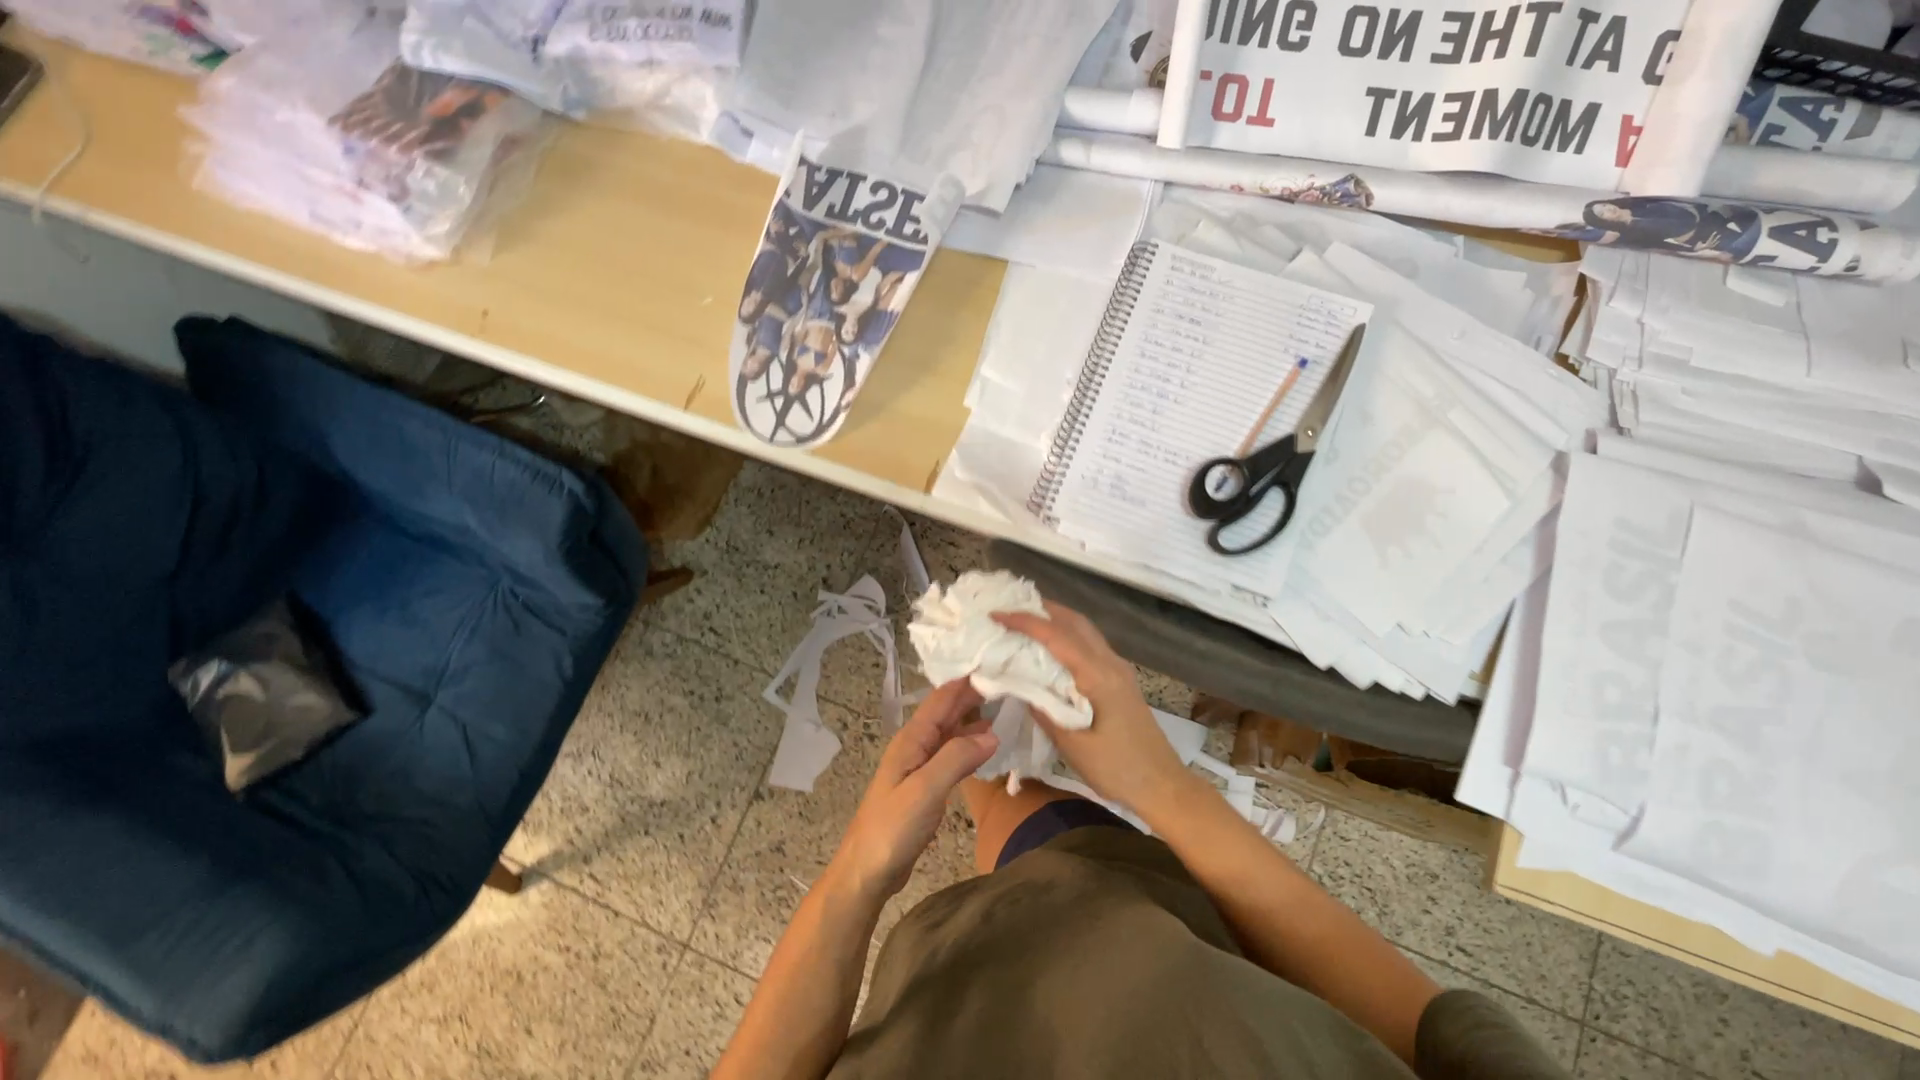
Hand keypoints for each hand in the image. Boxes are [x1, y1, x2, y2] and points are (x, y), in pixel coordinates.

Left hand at [829, 679, 998, 898]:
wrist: (868, 871)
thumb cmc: (892, 829)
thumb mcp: (926, 790)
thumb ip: (957, 758)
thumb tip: (992, 732)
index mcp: (911, 740)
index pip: (942, 699)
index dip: (966, 679)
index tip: (996, 661)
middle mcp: (915, 746)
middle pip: (947, 711)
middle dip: (974, 693)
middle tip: (1011, 678)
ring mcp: (920, 766)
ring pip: (951, 731)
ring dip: (975, 717)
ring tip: (1007, 703)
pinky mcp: (926, 786)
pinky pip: (952, 754)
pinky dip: (971, 744)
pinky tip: (988, 744)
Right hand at [994, 603, 1192, 812]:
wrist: (1162, 785)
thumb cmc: (1118, 768)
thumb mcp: (1073, 745)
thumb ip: (1045, 711)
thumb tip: (1018, 686)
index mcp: (1098, 675)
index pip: (1058, 636)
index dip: (1025, 622)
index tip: (996, 615)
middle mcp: (1110, 664)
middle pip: (1075, 622)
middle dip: (1042, 610)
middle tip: (1009, 609)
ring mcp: (1119, 671)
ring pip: (1085, 631)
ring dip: (1056, 621)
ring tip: (1024, 623)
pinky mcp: (1120, 682)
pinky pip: (1090, 646)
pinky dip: (1067, 637)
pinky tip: (1050, 651)